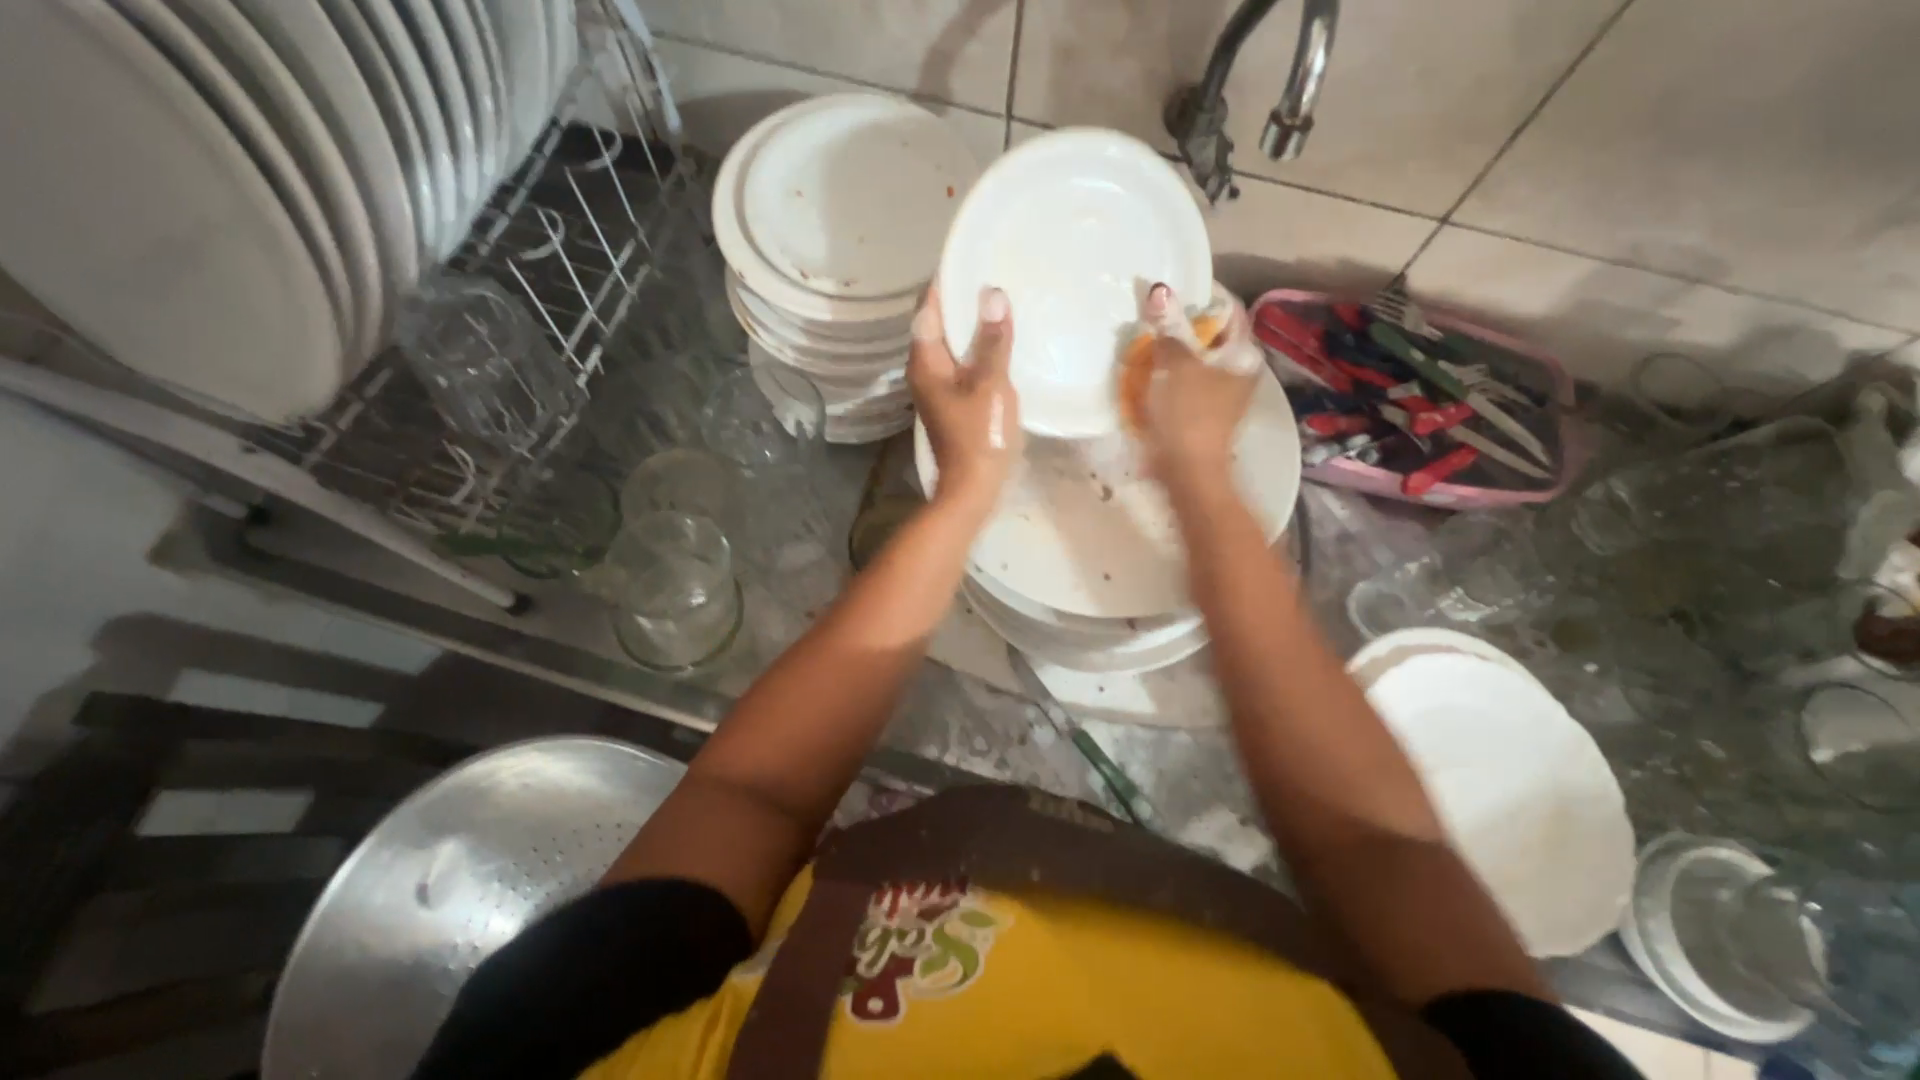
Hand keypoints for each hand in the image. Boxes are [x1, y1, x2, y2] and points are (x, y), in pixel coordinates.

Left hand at [909, 285, 1022, 515]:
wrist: (972, 488)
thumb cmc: (980, 435)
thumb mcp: (991, 383)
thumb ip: (993, 339)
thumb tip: (992, 294)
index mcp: (925, 360)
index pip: (927, 306)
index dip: (945, 279)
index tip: (970, 255)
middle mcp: (924, 369)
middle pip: (938, 322)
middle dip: (962, 298)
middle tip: (994, 273)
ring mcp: (937, 386)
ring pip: (952, 343)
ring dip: (972, 323)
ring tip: (1002, 300)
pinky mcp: (952, 400)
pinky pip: (962, 361)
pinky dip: (978, 346)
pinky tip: (1002, 341)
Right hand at [1139, 282, 1259, 492]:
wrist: (1187, 473)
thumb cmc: (1188, 413)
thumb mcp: (1176, 363)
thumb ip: (1168, 327)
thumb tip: (1159, 289)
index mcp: (1244, 355)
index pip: (1229, 309)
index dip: (1203, 293)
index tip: (1173, 286)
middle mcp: (1239, 372)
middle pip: (1211, 335)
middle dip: (1182, 323)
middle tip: (1152, 311)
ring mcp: (1221, 396)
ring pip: (1196, 360)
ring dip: (1172, 349)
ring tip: (1144, 338)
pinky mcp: (1202, 415)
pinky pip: (1184, 382)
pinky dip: (1168, 373)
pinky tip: (1147, 370)